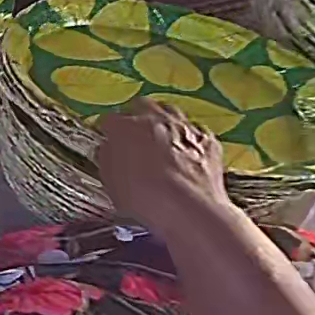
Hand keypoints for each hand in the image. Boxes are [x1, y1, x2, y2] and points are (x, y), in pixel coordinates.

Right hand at [97, 98, 235, 231]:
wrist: (188, 209)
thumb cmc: (145, 198)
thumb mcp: (111, 182)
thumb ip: (107, 158)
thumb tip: (108, 150)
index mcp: (125, 128)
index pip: (109, 120)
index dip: (106, 130)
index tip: (107, 138)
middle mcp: (155, 119)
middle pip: (141, 105)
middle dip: (134, 116)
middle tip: (131, 134)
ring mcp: (184, 127)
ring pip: (170, 111)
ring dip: (162, 121)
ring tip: (158, 139)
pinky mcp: (208, 140)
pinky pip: (194, 130)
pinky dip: (187, 138)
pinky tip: (184, 151)